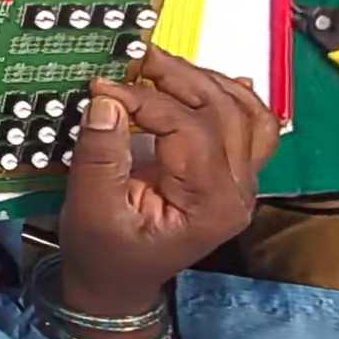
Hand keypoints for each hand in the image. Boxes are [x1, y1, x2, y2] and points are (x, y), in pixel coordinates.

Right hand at [57, 46, 278, 316]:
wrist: (114, 282)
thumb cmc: (102, 252)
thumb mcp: (90, 208)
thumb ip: (99, 156)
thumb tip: (105, 102)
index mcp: (208, 201)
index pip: (189, 128)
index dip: (144, 99)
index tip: (102, 86)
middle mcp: (237, 190)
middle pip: (225, 112)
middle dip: (180, 77)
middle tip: (136, 57)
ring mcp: (239, 183)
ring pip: (245, 113)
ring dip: (206, 81)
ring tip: (162, 64)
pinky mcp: (226, 176)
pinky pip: (248, 127)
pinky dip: (231, 98)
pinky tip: (212, 80)